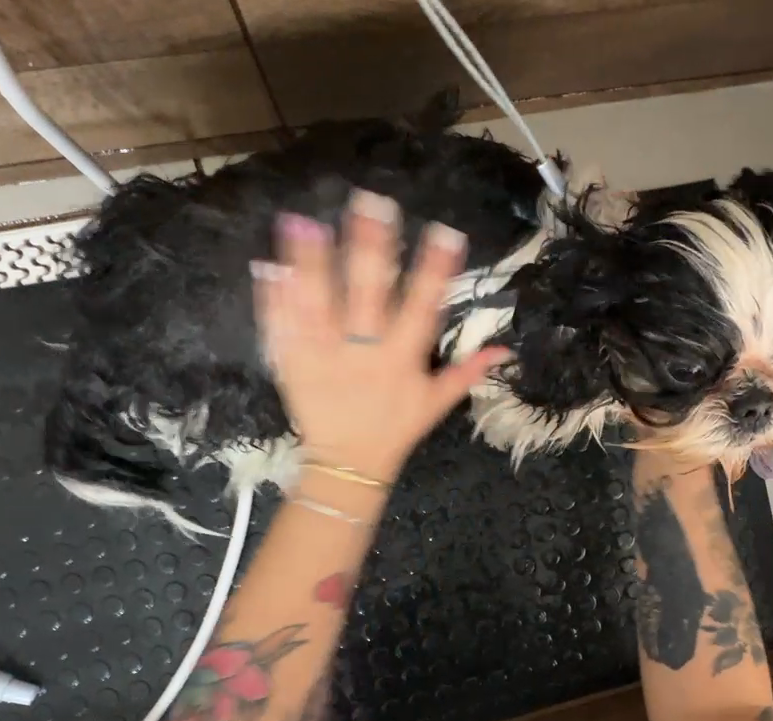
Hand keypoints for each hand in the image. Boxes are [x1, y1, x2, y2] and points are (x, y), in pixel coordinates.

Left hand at [254, 189, 510, 481]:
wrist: (348, 465)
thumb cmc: (395, 430)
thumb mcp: (435, 405)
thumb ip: (466, 372)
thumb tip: (504, 348)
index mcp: (402, 360)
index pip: (424, 308)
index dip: (436, 272)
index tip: (444, 233)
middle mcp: (364, 354)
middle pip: (367, 295)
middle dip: (370, 249)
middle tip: (371, 203)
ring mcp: (324, 358)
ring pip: (317, 305)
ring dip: (310, 263)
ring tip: (305, 221)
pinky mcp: (293, 365)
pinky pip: (282, 329)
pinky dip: (274, 299)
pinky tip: (268, 264)